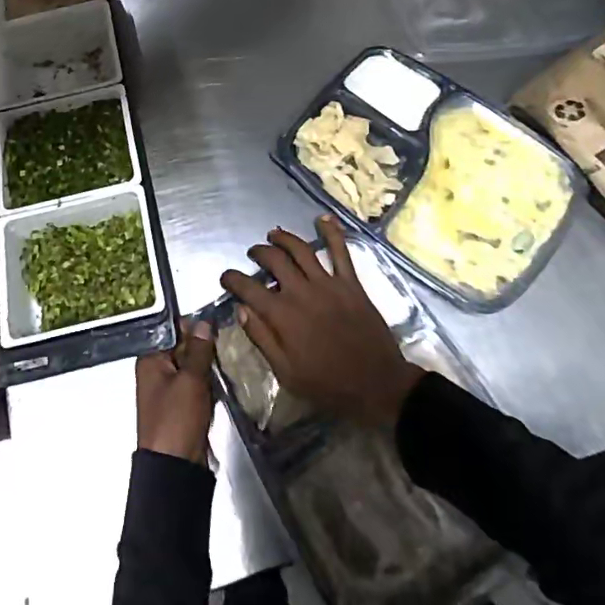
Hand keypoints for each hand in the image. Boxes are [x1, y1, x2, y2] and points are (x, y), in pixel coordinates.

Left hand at [136, 317, 216, 463]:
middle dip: (202, 350)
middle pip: (182, 348)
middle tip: (223, 346)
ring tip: (223, 364)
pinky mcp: (181, 406)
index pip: (170, 330)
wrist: (175, 467)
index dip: (192, 327)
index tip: (215, 325)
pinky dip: (207, 386)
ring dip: (207, 369)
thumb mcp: (190, 379)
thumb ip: (198, 350)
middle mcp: (155, 371)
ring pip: (192, 368)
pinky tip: (219, 386)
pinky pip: (196, 387)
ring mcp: (168, 389)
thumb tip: (202, 323)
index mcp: (149, 359)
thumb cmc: (177, 419)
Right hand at [219, 215, 423, 426]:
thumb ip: (261, 338)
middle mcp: (301, 292)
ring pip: (301, 249)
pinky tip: (323, 218)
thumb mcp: (285, 373)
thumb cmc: (328, 385)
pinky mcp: (351, 284)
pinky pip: (341, 252)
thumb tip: (241, 310)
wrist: (378, 386)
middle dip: (258, 252)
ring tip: (273, 234)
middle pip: (273, 260)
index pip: (247, 287)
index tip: (226, 277)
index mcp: (281, 314)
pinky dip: (332, 232)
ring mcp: (328, 284)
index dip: (231, 278)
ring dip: (283, 238)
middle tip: (253, 254)